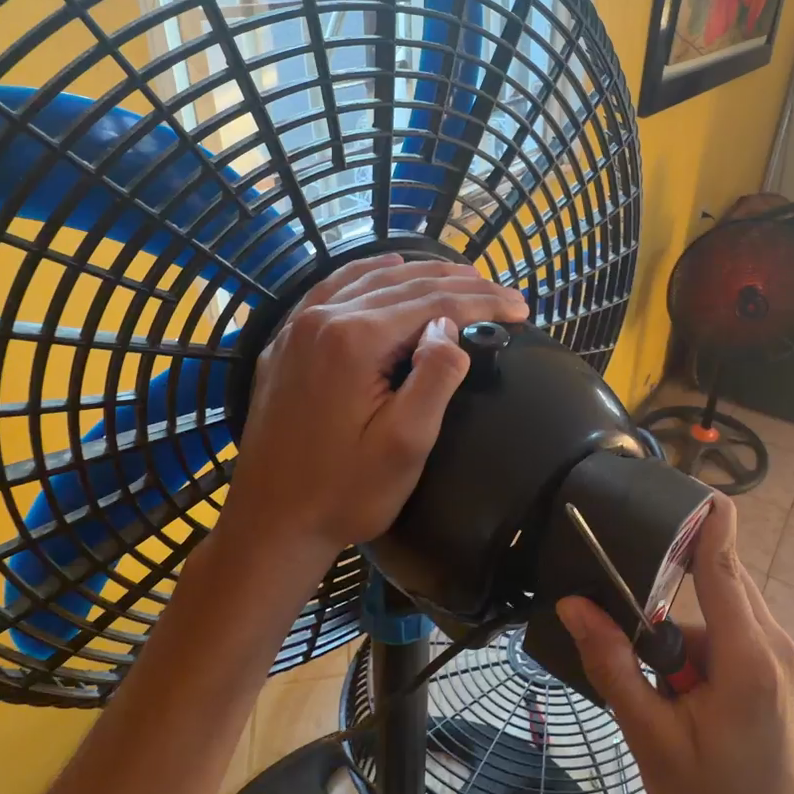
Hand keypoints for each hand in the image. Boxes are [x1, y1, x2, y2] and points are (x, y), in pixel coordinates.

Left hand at [214, 255, 527, 574]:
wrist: (271, 523)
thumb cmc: (346, 492)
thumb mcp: (406, 443)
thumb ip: (435, 377)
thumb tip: (450, 327)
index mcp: (354, 339)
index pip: (434, 303)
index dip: (483, 302)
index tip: (522, 308)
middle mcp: (322, 318)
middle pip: (404, 282)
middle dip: (461, 284)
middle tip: (504, 293)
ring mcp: (297, 328)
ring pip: (369, 279)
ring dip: (420, 274)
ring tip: (463, 278)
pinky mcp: (284, 344)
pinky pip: (333, 288)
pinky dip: (370, 274)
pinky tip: (388, 269)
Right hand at [557, 496, 793, 793]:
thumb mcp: (651, 736)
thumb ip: (614, 665)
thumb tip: (574, 605)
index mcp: (747, 657)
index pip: (724, 566)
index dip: (707, 520)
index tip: (687, 481)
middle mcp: (771, 645)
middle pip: (719, 582)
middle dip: (673, 579)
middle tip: (620, 584)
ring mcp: (778, 659)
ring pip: (722, 610)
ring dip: (681, 627)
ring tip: (649, 673)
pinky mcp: (774, 674)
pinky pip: (730, 634)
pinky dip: (697, 645)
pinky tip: (675, 690)